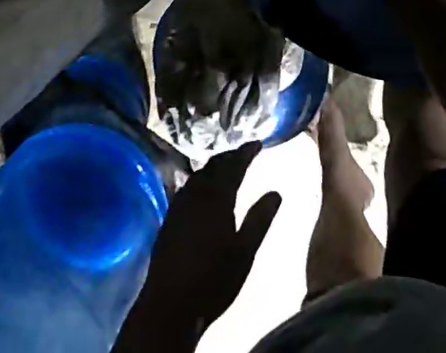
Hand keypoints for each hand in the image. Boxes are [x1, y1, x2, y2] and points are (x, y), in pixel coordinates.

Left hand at [114, 142, 280, 351]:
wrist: (170, 303)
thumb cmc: (213, 279)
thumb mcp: (245, 252)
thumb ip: (260, 219)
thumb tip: (275, 191)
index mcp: (217, 197)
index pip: (234, 165)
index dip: (246, 152)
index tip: (258, 142)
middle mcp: (196, 193)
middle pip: (214, 165)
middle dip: (230, 156)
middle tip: (244, 152)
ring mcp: (179, 204)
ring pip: (200, 174)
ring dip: (214, 166)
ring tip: (227, 167)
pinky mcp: (170, 217)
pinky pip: (189, 186)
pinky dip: (202, 180)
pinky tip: (204, 190)